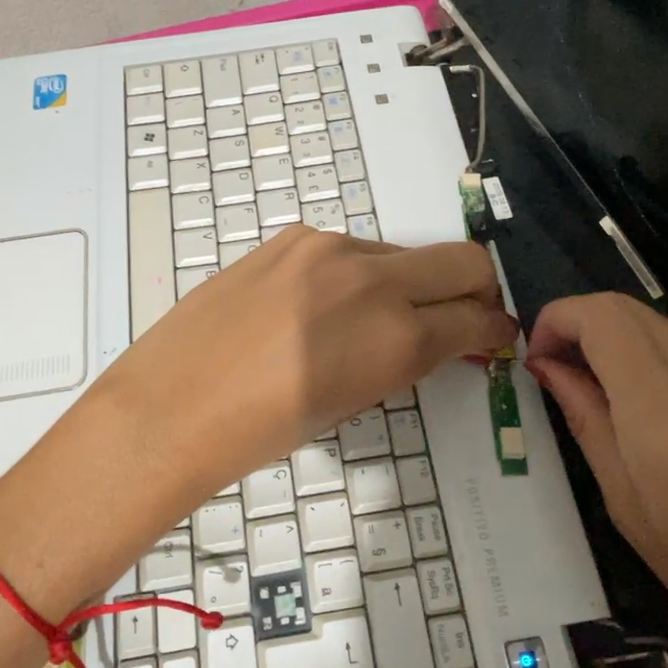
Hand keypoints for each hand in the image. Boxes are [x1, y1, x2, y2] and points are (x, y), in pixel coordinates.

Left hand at [93, 227, 517, 495]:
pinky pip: (348, 250)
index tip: (495, 335)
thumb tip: (437, 340)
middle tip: (462, 316)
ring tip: (370, 322)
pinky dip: (357, 274)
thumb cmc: (261, 430)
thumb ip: (403, 362)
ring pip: (400, 253)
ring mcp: (328, 249)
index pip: (475, 318)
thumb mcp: (351, 404)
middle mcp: (373, 281)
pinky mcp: (292, 238)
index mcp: (395, 339)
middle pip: (462, 261)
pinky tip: (320, 308)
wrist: (172, 404)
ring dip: (407, 283)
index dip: (493, 329)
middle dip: (475, 289)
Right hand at [526, 293, 667, 667]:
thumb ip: (586, 421)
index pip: (603, 318)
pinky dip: (651, 354)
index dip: (557, 320)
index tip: (538, 358)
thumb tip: (547, 367)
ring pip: (659, 322)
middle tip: (557, 370)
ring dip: (615, 337)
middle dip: (579, 323)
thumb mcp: (630, 509)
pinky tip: (644, 399)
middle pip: (628, 307)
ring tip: (596, 388)